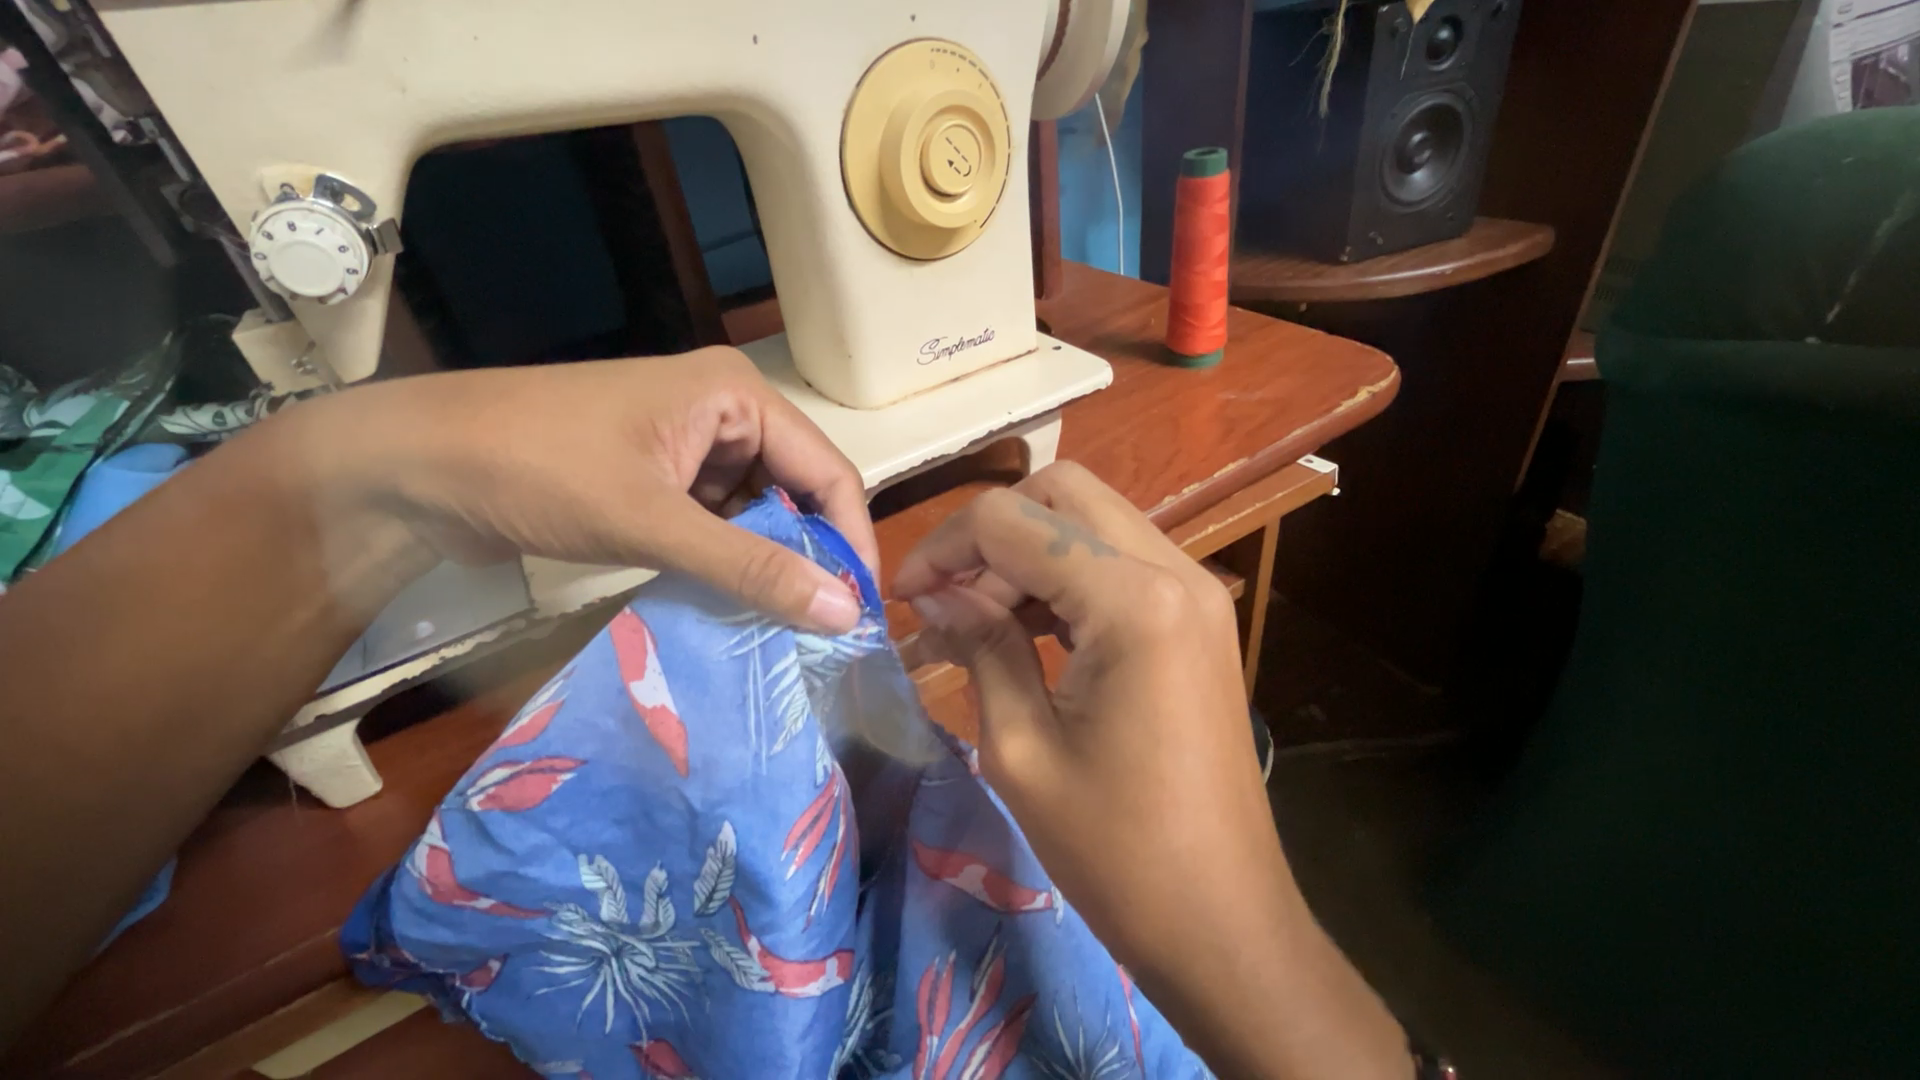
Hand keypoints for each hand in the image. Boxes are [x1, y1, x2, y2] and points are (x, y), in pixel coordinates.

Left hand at [284, 347, 876, 632]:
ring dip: (767, 563)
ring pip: (759, 510)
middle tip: (821, 628)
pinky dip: (728, 560)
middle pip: (798, 490)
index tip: (859, 611)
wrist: (410, 466)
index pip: (828, 472)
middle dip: (808, 555)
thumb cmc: (537, 471)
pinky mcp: (662, 474)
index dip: (849, 541)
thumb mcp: (652, 522)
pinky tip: (731, 601)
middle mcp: (726, 411)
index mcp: (738, 395)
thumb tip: (843, 612)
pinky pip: (720, 521)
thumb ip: (751, 567)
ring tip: (780, 624)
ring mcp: (691, 443)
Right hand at [894, 462, 1406, 1079]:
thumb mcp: (1020, 750)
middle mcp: (1175, 572)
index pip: (1012, 520)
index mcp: (1132, 602)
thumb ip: (979, 646)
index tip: (904, 597)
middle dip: (990, 532)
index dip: (943, 547)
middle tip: (947, 600)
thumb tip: (936, 593)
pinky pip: (1120, 561)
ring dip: (1028, 552)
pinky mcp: (1199, 618)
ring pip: (1093, 519)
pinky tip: (1029, 631)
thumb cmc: (1115, 850)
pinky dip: (1066, 576)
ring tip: (978, 622)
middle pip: (1062, 491)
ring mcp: (1196, 591)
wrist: (1224, 920)